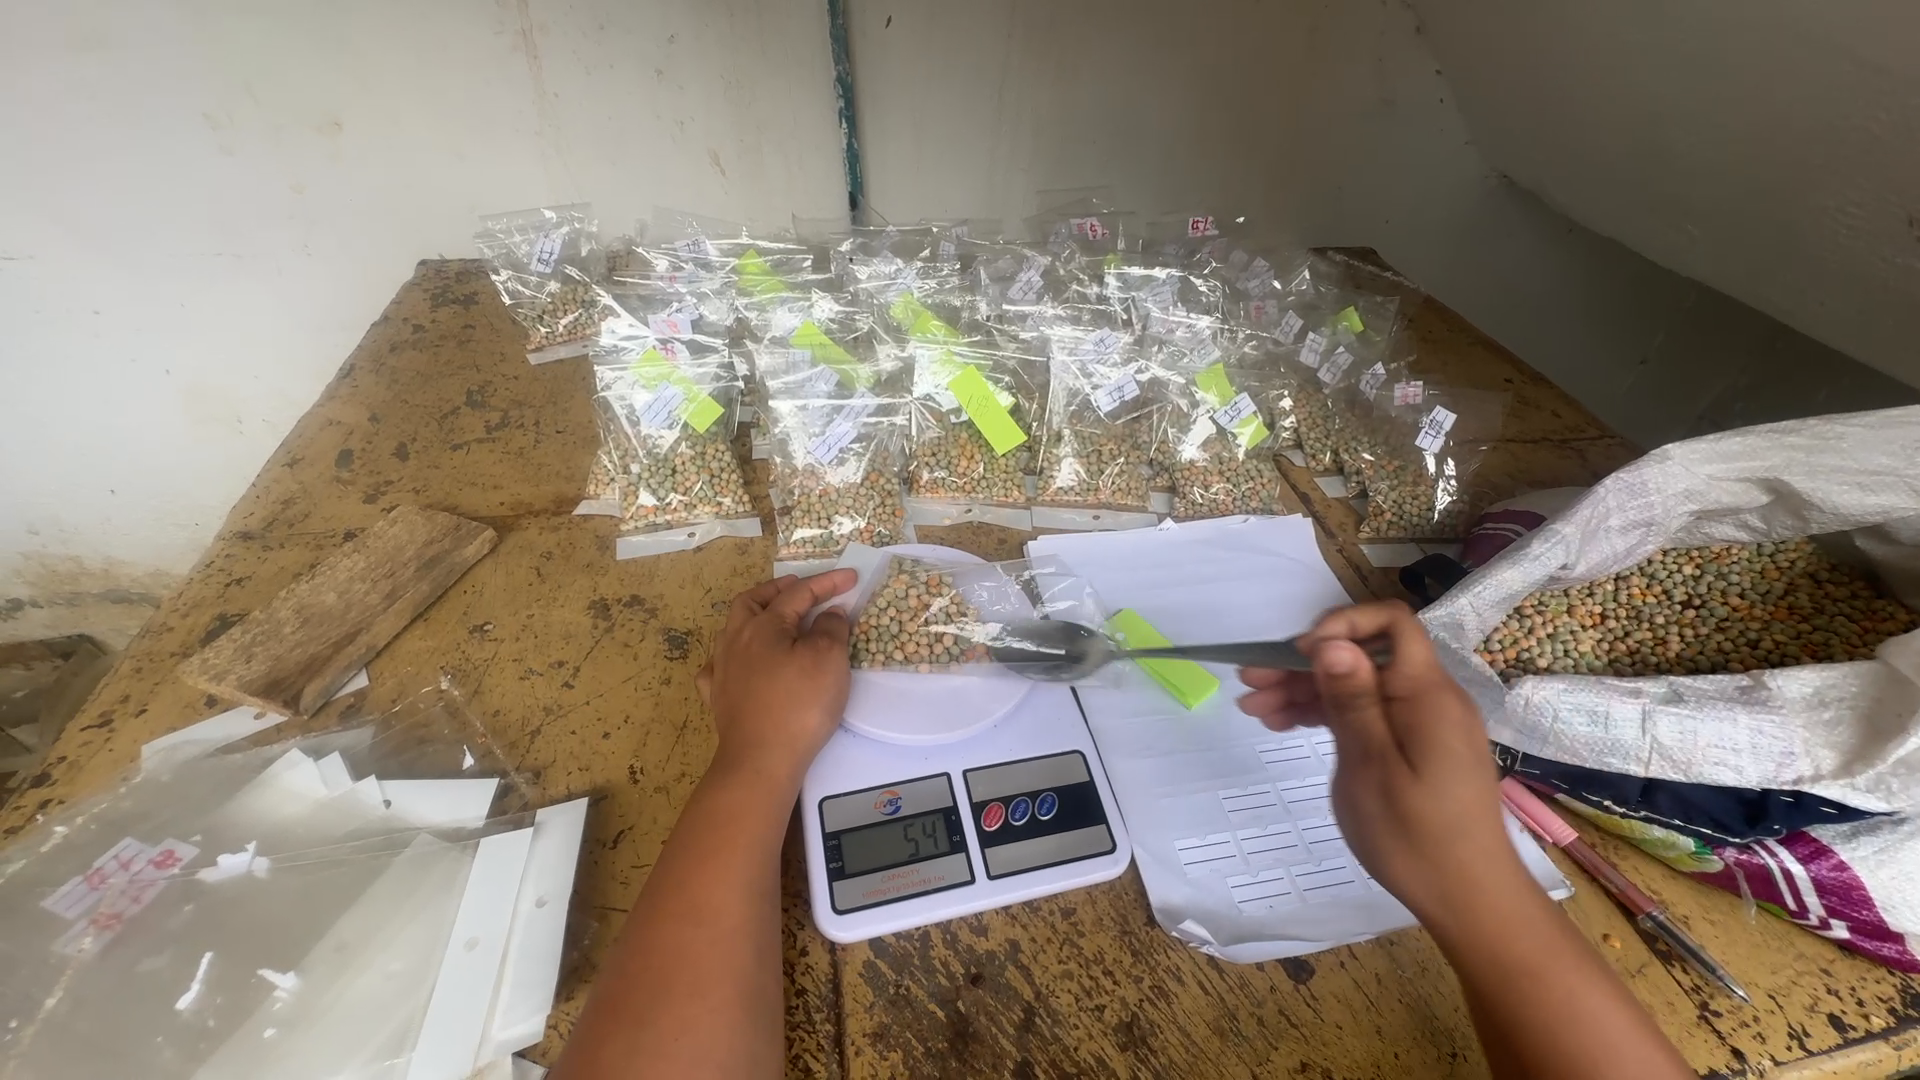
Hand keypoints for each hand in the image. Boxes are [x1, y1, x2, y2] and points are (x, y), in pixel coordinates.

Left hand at [696, 570, 856, 789]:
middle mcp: (736, 640)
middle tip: (800, 588)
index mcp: (764, 625)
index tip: (851, 577)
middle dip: (777, 590)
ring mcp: (722, 669)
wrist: (761, 760)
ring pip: (732, 629)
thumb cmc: (799, 705)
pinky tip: (740, 662)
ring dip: (755, 616)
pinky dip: (732, 655)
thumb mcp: (829, 659)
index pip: (799, 593)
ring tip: (775, 619)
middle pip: (753, 601)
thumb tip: (829, 613)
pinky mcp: (718, 698)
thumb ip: (832, 629)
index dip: (827, 583)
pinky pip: (718, 665)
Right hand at [1236, 601, 1522, 921]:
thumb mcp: (1371, 766)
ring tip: (1254, 708)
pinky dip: (1324, 714)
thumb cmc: (1415, 836)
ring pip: (1356, 685)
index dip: (1341, 625)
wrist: (1469, 901)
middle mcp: (1427, 698)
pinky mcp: (1411, 745)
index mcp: (1426, 694)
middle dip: (1304, 663)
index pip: (1391, 624)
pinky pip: (1364, 712)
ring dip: (1304, 691)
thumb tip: (1330, 641)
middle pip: (1362, 656)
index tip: (1299, 655)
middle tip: (1250, 682)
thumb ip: (1352, 700)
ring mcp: (1420, 722)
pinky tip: (1285, 724)